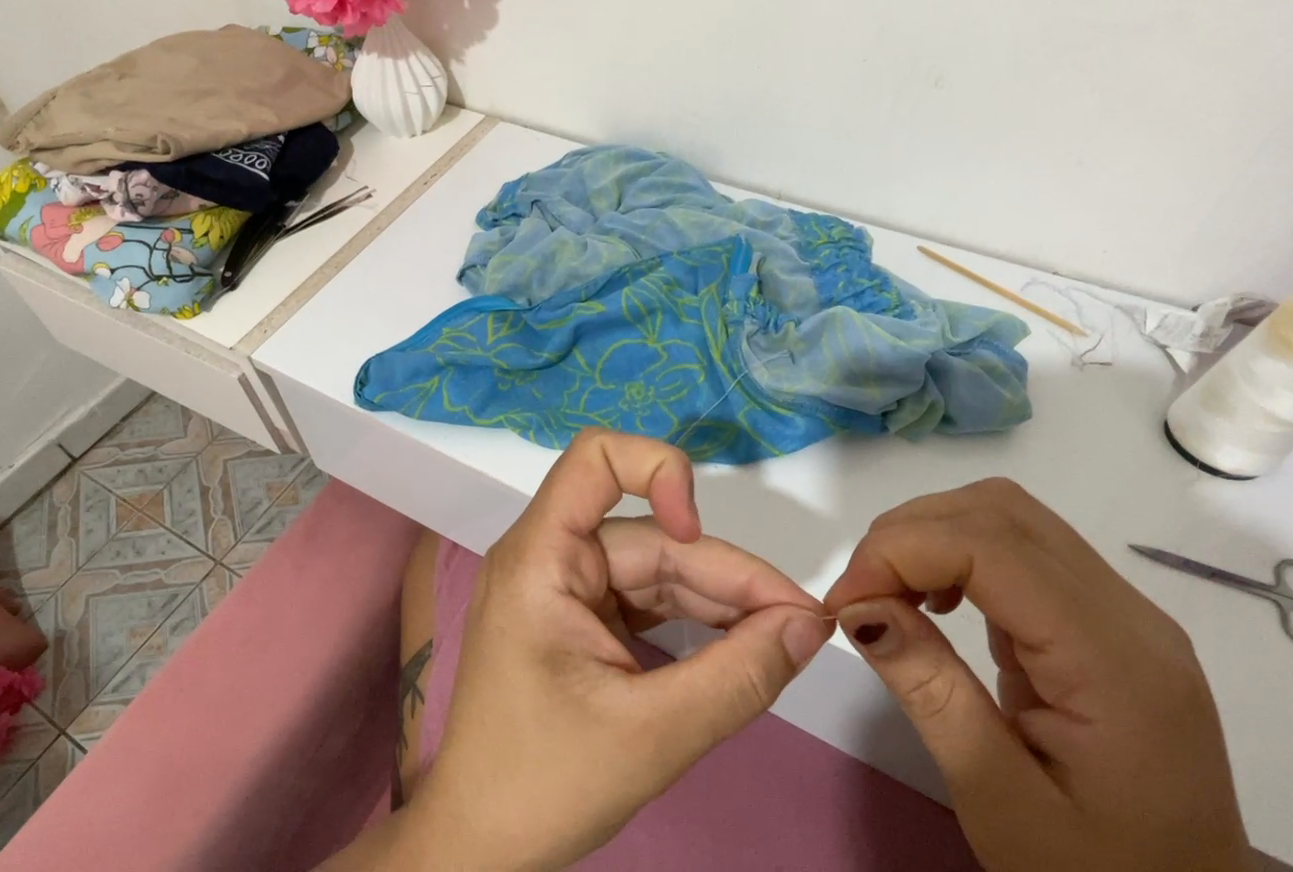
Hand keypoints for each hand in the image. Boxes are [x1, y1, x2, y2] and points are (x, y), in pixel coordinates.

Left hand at [363, 430, 831, 870]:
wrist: (480, 846)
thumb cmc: (544, 785)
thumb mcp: (653, 733)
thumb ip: (741, 676)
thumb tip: (812, 625)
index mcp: (539, 560)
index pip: (595, 459)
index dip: (658, 470)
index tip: (698, 531)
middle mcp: (550, 558)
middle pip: (652, 535)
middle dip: (727, 576)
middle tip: (801, 626)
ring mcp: (565, 590)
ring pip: (658, 570)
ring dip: (720, 602)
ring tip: (782, 642)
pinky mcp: (581, 621)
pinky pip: (649, 601)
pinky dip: (696, 622)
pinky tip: (741, 648)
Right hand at [823, 479, 1254, 871]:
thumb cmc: (1088, 871)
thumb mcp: (995, 796)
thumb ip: (929, 690)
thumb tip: (857, 606)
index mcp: (1114, 662)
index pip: (993, 546)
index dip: (901, 549)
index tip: (844, 602)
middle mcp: (1129, 614)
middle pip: (1001, 512)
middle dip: (909, 535)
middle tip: (861, 600)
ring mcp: (1123, 611)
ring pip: (1008, 517)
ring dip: (931, 538)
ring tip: (891, 599)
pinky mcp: (1104, 619)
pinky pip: (1021, 550)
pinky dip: (958, 555)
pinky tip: (937, 604)